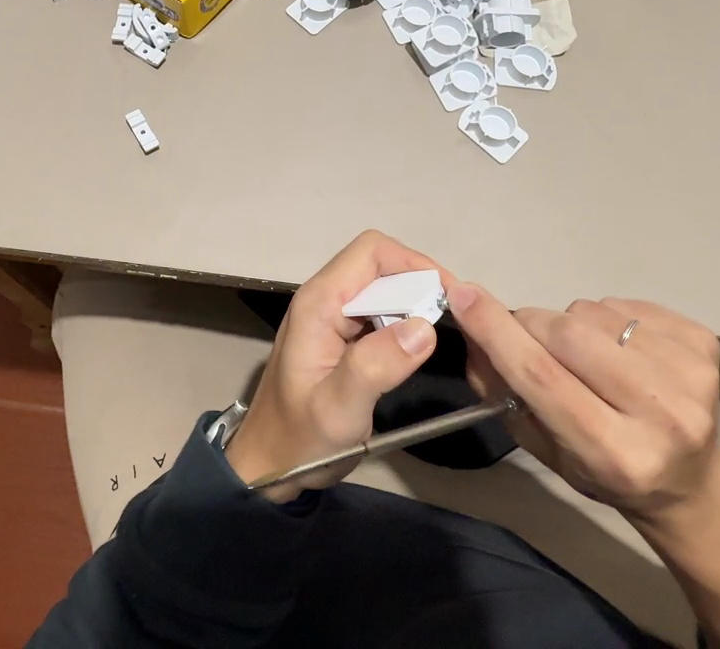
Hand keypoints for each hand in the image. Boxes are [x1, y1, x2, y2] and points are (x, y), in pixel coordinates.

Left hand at [225, 231, 444, 501]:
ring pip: (381, 286)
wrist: (267, 466)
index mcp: (318, 304)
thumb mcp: (338, 409)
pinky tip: (418, 346)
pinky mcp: (340, 335)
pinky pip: (378, 311)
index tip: (448, 296)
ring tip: (442, 332)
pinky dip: (403, 320)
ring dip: (413, 302)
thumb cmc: (299, 440)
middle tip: (452, 319)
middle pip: (379, 265)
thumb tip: (424, 327)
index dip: (414, 264)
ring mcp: (331, 317)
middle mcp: (323, 299)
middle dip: (418, 283)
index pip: (371, 253)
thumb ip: (376, 366)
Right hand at [450, 285, 719, 523]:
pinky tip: (619, 349)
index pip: (542, 377)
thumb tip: (470, 331)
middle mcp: (662, 416)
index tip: (462, 295)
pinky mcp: (705, 343)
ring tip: (585, 356)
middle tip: (526, 338)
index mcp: (615, 454)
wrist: (688, 482)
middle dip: (530, 325)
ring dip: (572, 324)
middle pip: (566, 335)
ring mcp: (691, 377)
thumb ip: (500, 390)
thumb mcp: (541, 446)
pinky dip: (606, 317)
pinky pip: (624, 303)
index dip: (496, 332)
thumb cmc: (602, 471)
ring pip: (592, 312)